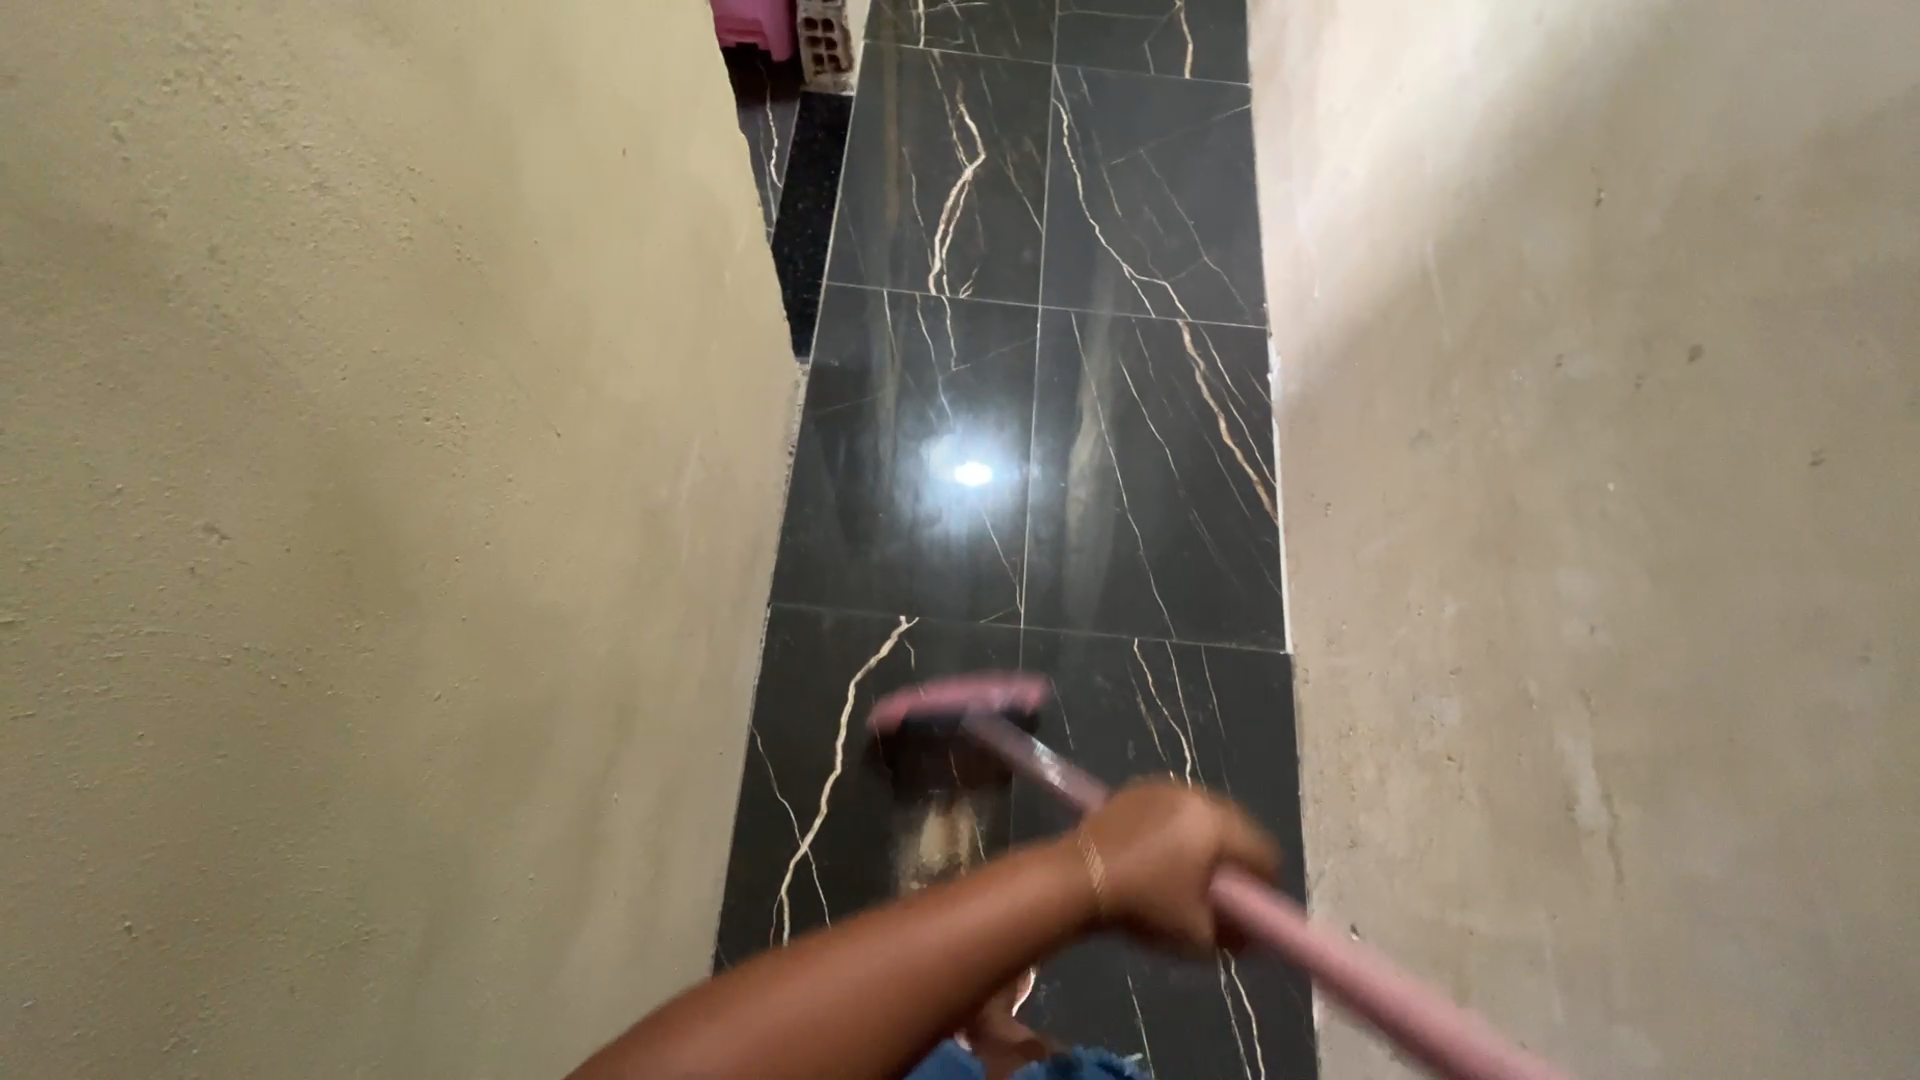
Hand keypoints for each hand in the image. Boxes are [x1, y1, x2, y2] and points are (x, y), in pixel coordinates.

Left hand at [1073, 780, 1281, 949]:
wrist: (1077, 876)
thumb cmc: (1144, 903)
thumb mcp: (1199, 935)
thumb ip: (1236, 935)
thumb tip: (1248, 932)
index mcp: (1217, 824)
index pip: (1265, 852)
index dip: (1264, 887)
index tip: (1248, 912)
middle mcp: (1195, 795)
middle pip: (1237, 828)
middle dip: (1235, 861)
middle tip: (1218, 895)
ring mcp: (1163, 787)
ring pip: (1204, 815)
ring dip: (1205, 842)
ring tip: (1184, 876)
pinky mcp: (1136, 788)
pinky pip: (1173, 809)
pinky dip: (1175, 830)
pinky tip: (1157, 857)